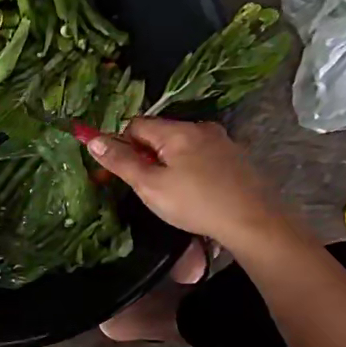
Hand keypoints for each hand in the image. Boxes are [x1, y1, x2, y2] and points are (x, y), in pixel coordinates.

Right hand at [84, 118, 289, 251]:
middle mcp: (201, 128)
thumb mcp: (151, 186)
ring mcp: (222, 142)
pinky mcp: (236, 158)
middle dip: (147, 155)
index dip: (122, 145)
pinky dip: (191, 169)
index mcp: (177, 130)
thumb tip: (93, 140)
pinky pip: (202, 156)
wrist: (252, 221)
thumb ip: (121, 162)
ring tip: (171, 194)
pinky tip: (196, 193)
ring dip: (169, 163)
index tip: (123, 173)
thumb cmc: (196, 204)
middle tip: (146, 187)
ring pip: (182, 146)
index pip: (136, 125)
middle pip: (160, 134)